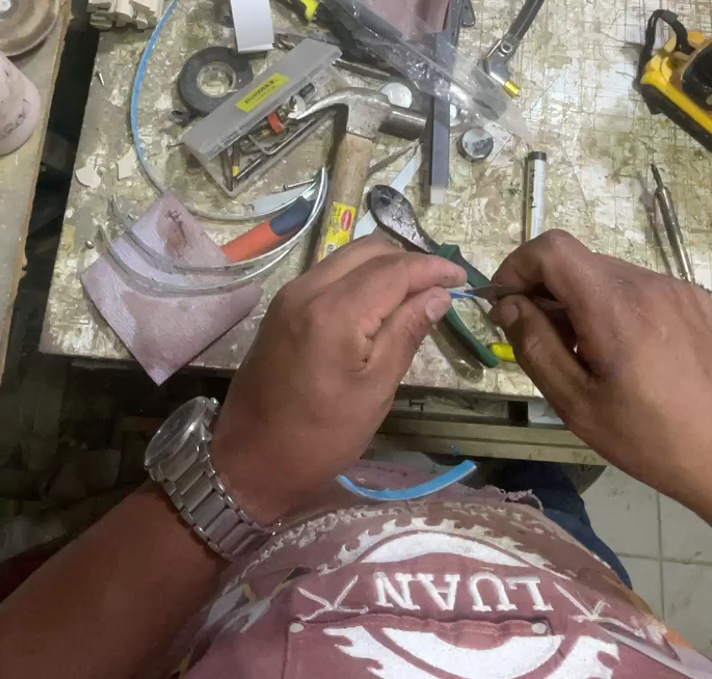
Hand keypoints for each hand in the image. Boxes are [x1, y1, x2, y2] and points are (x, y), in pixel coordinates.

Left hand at [212, 236, 463, 522]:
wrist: (249, 459)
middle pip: (369, 251)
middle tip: (440, 286)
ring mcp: (291, 293)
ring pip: (347, 257)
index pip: (394, 269)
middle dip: (409, 261)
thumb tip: (438, 294)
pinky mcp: (282, 304)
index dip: (432, 268)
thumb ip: (406, 332)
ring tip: (415, 292)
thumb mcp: (375, 390)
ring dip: (384, 265)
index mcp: (335, 311)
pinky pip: (329, 272)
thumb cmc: (320, 437)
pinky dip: (359, 276)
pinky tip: (379, 301)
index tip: (462, 277)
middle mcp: (309, 288)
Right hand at [490, 231, 711, 514]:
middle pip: (576, 262)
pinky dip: (612, 306)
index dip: (518, 266)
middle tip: (540, 341)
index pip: (551, 248)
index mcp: (614, 305)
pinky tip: (626, 353)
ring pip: (604, 274)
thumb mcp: (576, 403)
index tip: (506, 305)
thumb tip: (509, 305)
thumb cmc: (652, 439)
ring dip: (578, 300)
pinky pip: (636, 288)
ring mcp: (675, 288)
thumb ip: (535, 345)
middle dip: (545, 291)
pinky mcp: (694, 300)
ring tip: (586, 353)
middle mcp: (646, 283)